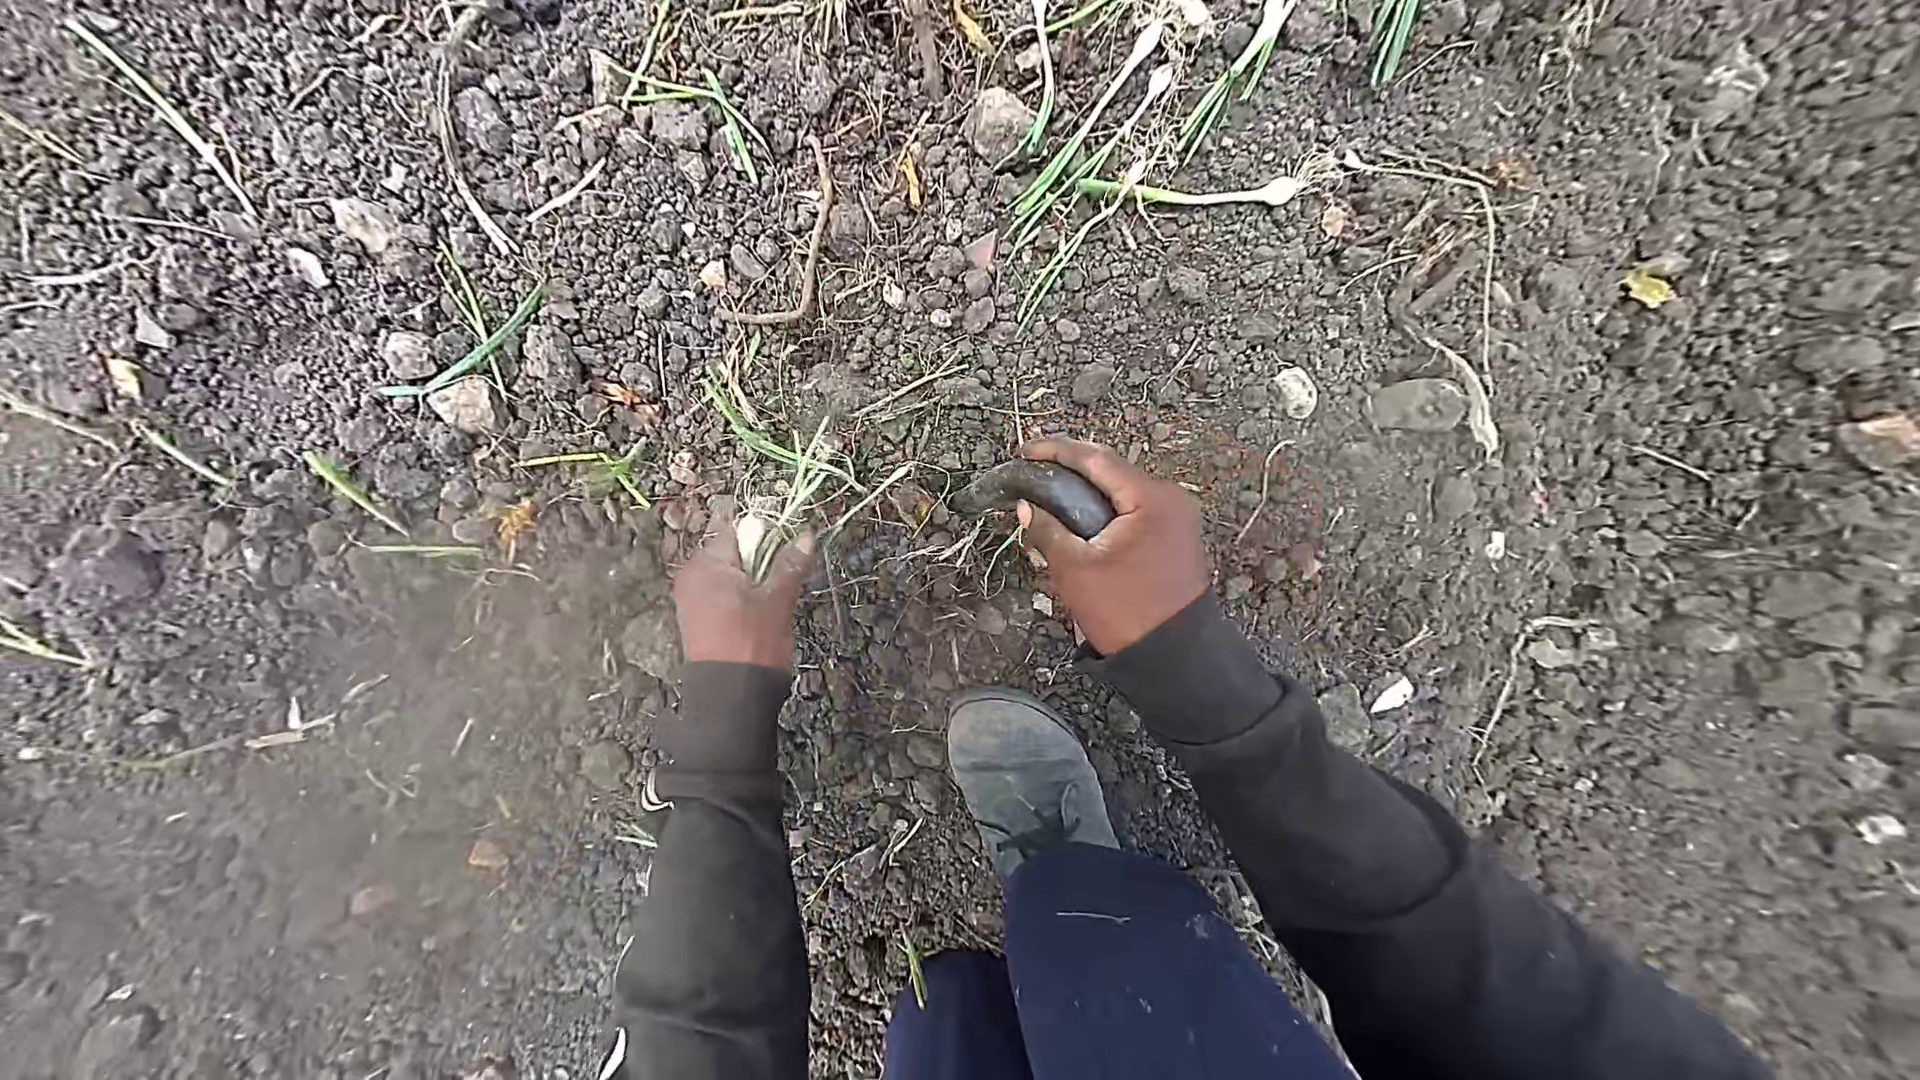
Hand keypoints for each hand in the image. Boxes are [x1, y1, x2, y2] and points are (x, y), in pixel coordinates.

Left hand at [672, 504, 815, 669]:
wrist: (732, 697)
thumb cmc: (752, 642)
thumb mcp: (777, 599)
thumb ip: (790, 563)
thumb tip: (806, 534)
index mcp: (704, 565)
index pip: (734, 531)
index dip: (763, 535)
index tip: (786, 546)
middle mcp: (691, 578)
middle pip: (733, 553)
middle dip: (762, 560)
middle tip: (784, 577)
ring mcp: (692, 600)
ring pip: (732, 576)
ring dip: (756, 581)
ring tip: (776, 599)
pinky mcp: (699, 620)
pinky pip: (725, 595)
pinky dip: (745, 597)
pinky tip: (762, 613)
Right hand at [1016, 438, 1209, 654]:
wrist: (1173, 657)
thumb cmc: (1124, 611)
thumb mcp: (1075, 569)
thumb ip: (1047, 529)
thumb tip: (1026, 506)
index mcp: (1151, 498)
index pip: (1096, 459)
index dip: (1056, 451)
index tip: (1025, 452)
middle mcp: (1170, 499)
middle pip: (1110, 470)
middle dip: (1069, 469)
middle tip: (1032, 472)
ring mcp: (1175, 517)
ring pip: (1120, 490)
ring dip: (1084, 490)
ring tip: (1048, 493)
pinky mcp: (1172, 536)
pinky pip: (1131, 510)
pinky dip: (1102, 509)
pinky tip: (1076, 516)